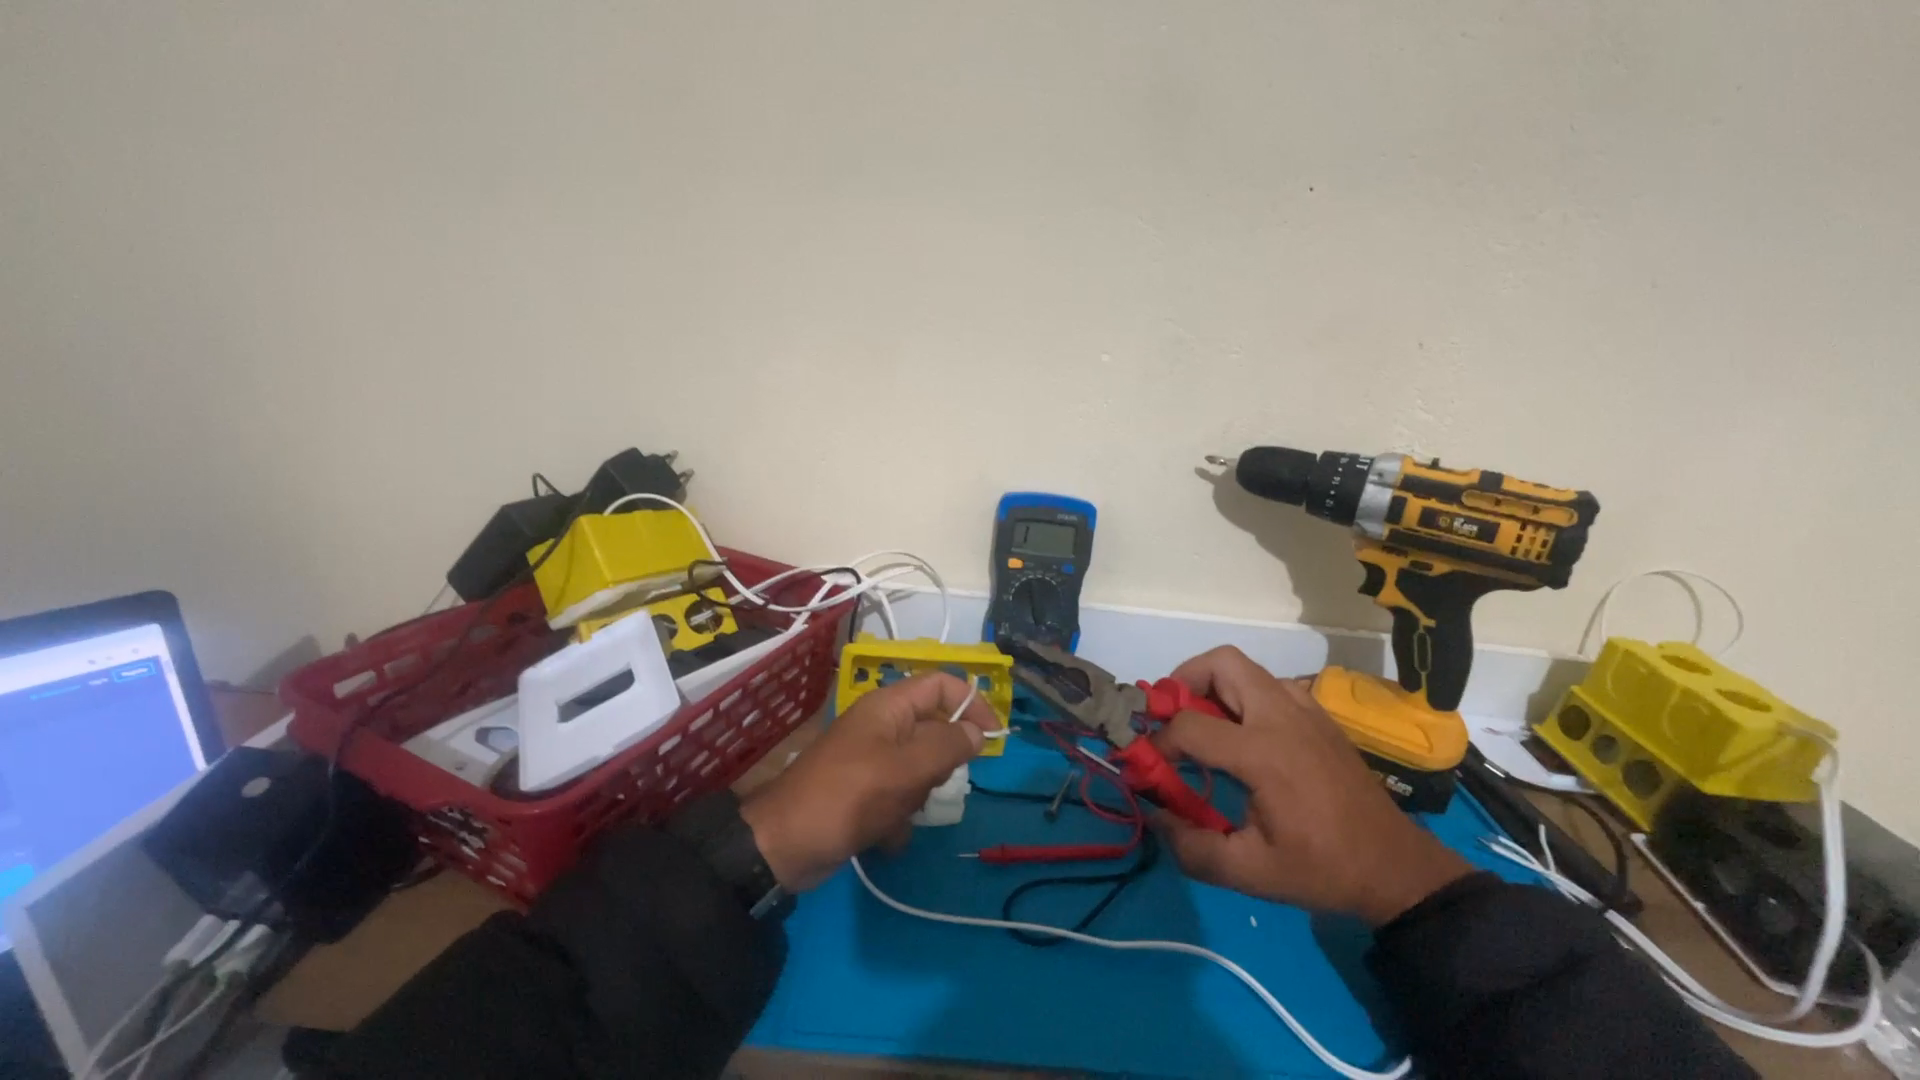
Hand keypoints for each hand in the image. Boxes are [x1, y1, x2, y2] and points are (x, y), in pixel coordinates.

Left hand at [740, 673, 1000, 889]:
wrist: (785, 845)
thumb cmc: (849, 797)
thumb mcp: (906, 769)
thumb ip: (948, 745)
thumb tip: (977, 732)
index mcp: (888, 706)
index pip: (942, 685)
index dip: (972, 703)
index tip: (993, 739)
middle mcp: (881, 727)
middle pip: (934, 731)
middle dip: (940, 765)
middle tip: (930, 785)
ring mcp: (871, 761)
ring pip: (919, 770)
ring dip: (918, 797)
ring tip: (899, 814)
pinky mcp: (863, 794)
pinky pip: (898, 798)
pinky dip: (897, 819)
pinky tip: (884, 837)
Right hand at [1148, 647, 1472, 925]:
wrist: (1394, 866)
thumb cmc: (1321, 868)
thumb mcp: (1249, 872)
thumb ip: (1192, 847)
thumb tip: (1155, 816)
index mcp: (1263, 753)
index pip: (1190, 724)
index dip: (1159, 743)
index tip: (1149, 767)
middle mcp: (1282, 717)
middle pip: (1221, 663)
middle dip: (1183, 681)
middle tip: (1170, 717)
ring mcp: (1305, 711)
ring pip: (1247, 668)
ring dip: (1214, 685)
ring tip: (1202, 726)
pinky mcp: (1319, 717)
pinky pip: (1271, 685)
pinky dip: (1244, 696)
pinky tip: (1242, 737)